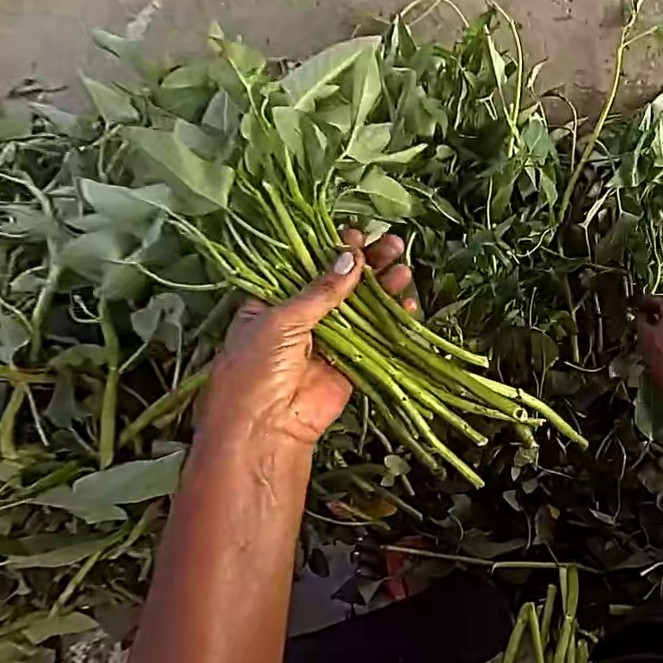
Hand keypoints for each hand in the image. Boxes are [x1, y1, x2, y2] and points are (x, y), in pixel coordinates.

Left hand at [196, 230, 418, 450]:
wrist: (265, 429)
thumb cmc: (255, 369)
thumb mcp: (281, 321)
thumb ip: (320, 291)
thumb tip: (352, 259)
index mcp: (273, 301)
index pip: (307, 265)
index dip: (332, 248)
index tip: (357, 234)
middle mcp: (303, 316)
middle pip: (341, 281)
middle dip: (368, 262)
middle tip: (394, 244)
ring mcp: (330, 337)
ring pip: (362, 305)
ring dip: (384, 286)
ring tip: (405, 269)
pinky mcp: (352, 359)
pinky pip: (376, 334)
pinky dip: (392, 319)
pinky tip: (407, 304)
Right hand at [635, 296, 662, 397]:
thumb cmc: (662, 352)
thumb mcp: (644, 334)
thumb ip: (640, 321)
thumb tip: (639, 317)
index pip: (656, 300)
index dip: (643, 305)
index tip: (636, 308)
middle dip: (655, 314)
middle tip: (642, 320)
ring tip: (651, 333)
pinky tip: (662, 344)